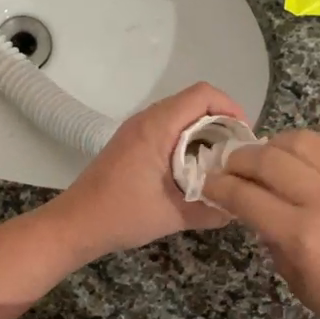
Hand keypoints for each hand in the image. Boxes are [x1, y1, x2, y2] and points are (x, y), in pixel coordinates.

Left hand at [45, 82, 248, 259]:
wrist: (76, 224)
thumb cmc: (121, 214)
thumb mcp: (173, 215)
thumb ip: (211, 210)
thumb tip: (239, 207)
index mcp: (157, 127)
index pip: (202, 94)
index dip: (230, 108)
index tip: (244, 137)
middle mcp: (146, 120)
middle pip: (194, 102)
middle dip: (221, 123)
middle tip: (237, 154)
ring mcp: (135, 130)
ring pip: (180, 116)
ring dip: (203, 133)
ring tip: (220, 163)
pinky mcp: (130, 143)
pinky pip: (166, 129)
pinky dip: (186, 141)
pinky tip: (194, 171)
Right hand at [201, 127, 319, 318]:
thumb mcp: (295, 280)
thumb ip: (271, 238)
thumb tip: (252, 206)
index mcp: (302, 236)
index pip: (245, 195)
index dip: (218, 186)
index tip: (208, 183)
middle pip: (268, 159)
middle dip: (239, 160)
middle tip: (232, 168)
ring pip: (303, 140)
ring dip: (276, 144)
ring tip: (270, 157)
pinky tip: (315, 154)